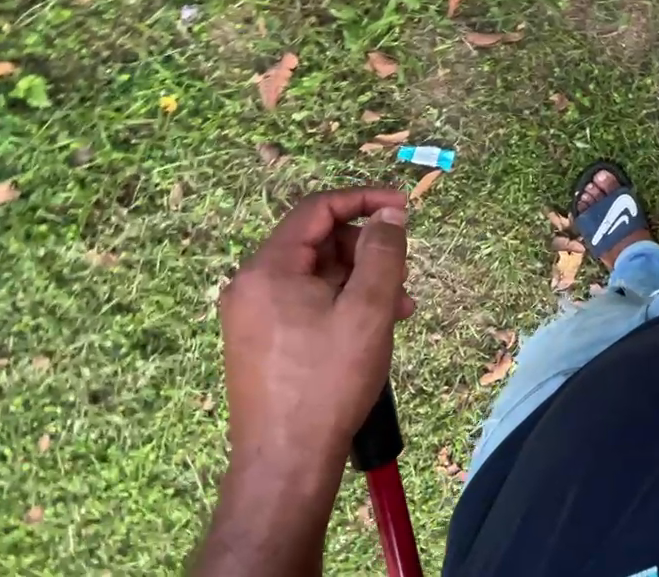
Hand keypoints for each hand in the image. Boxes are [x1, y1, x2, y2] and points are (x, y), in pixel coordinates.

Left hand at [218, 188, 413, 480]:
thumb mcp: (369, 306)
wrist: (288, 459)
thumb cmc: (330, 377)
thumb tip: (390, 214)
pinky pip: (312, 300)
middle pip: (321, 240)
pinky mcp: (265, 339)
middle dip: (369, 250)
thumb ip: (383, 250)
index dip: (365, 199)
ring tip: (400, 309)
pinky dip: (347, 302)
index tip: (406, 209)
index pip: (318, 209)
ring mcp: (255, 315)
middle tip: (404, 276)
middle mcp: (252, 286)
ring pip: (321, 272)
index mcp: (267, 270)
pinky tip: (377, 326)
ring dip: (365, 279)